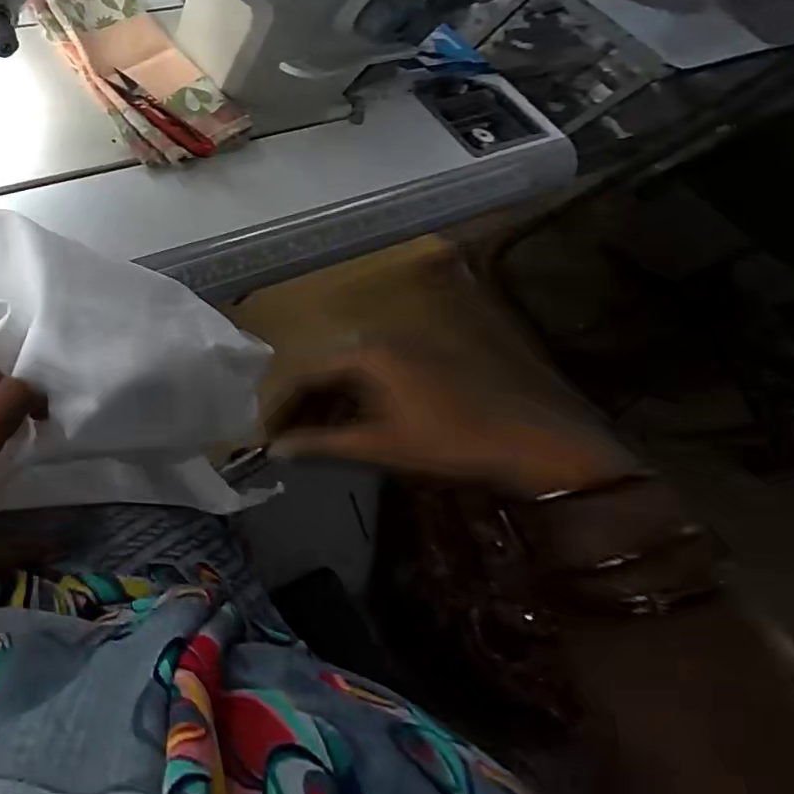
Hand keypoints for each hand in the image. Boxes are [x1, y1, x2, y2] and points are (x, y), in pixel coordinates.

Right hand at [265, 344, 638, 496]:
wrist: (528, 442)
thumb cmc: (448, 442)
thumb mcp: (378, 446)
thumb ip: (321, 444)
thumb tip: (275, 450)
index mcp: (364, 356)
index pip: (305, 375)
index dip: (281, 406)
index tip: (265, 433)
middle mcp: (378, 343)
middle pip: (324, 372)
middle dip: (302, 406)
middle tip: (285, 438)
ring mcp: (402, 352)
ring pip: (346, 376)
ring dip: (326, 405)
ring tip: (312, 437)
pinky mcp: (419, 365)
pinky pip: (369, 379)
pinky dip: (352, 402)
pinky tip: (348, 427)